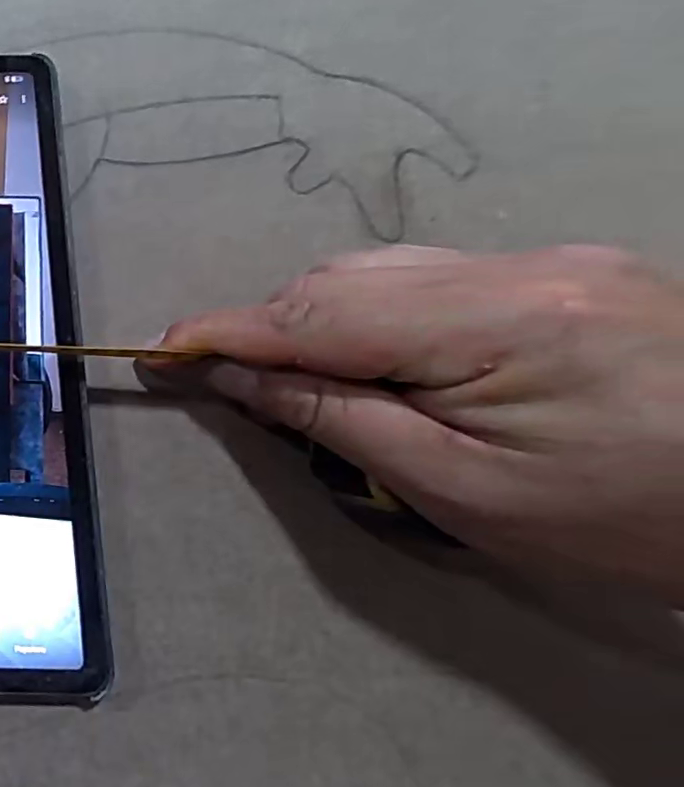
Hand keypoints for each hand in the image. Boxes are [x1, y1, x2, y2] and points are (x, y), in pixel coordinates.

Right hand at [158, 245, 683, 605]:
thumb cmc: (633, 524)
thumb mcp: (457, 488)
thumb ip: (329, 416)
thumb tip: (232, 376)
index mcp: (507, 321)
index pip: (316, 316)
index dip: (223, 331)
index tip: (155, 350)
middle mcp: (524, 268)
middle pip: (337, 282)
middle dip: (265, 329)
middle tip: (228, 381)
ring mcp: (548, 262)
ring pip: (369, 271)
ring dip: (309, 318)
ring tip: (296, 374)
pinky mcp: (558, 272)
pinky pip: (416, 276)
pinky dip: (359, 310)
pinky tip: (363, 350)